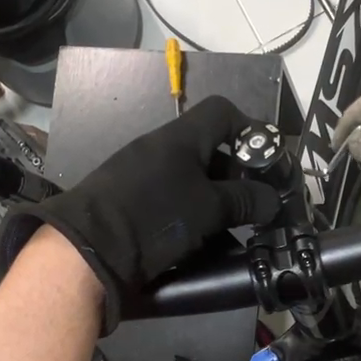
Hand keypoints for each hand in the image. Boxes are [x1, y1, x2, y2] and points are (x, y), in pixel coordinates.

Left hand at [0, 96, 280, 332]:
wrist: (86, 248)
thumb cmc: (154, 216)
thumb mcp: (209, 209)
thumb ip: (245, 201)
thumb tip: (273, 199)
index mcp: (181, 137)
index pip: (222, 112)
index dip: (249, 129)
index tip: (265, 160)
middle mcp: (160, 148)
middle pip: (209, 149)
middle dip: (236, 175)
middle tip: (254, 202)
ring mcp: (141, 174)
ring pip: (191, 178)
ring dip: (215, 199)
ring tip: (232, 227)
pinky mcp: (129, 200)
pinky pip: (172, 198)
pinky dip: (191, 213)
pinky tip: (200, 239)